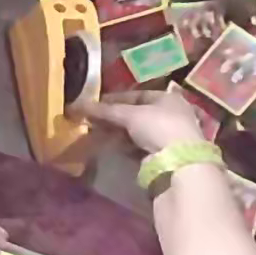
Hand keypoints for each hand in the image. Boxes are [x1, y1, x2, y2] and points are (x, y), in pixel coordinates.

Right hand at [82, 90, 211, 154]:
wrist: (177, 159)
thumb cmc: (157, 126)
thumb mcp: (130, 114)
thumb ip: (106, 110)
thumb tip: (78, 104)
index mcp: (167, 98)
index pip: (136, 95)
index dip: (114, 99)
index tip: (95, 104)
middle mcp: (168, 113)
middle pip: (135, 113)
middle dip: (113, 117)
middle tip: (92, 120)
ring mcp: (165, 134)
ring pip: (135, 130)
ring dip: (117, 132)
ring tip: (98, 133)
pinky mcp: (161, 152)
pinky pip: (138, 145)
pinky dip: (125, 145)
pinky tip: (112, 146)